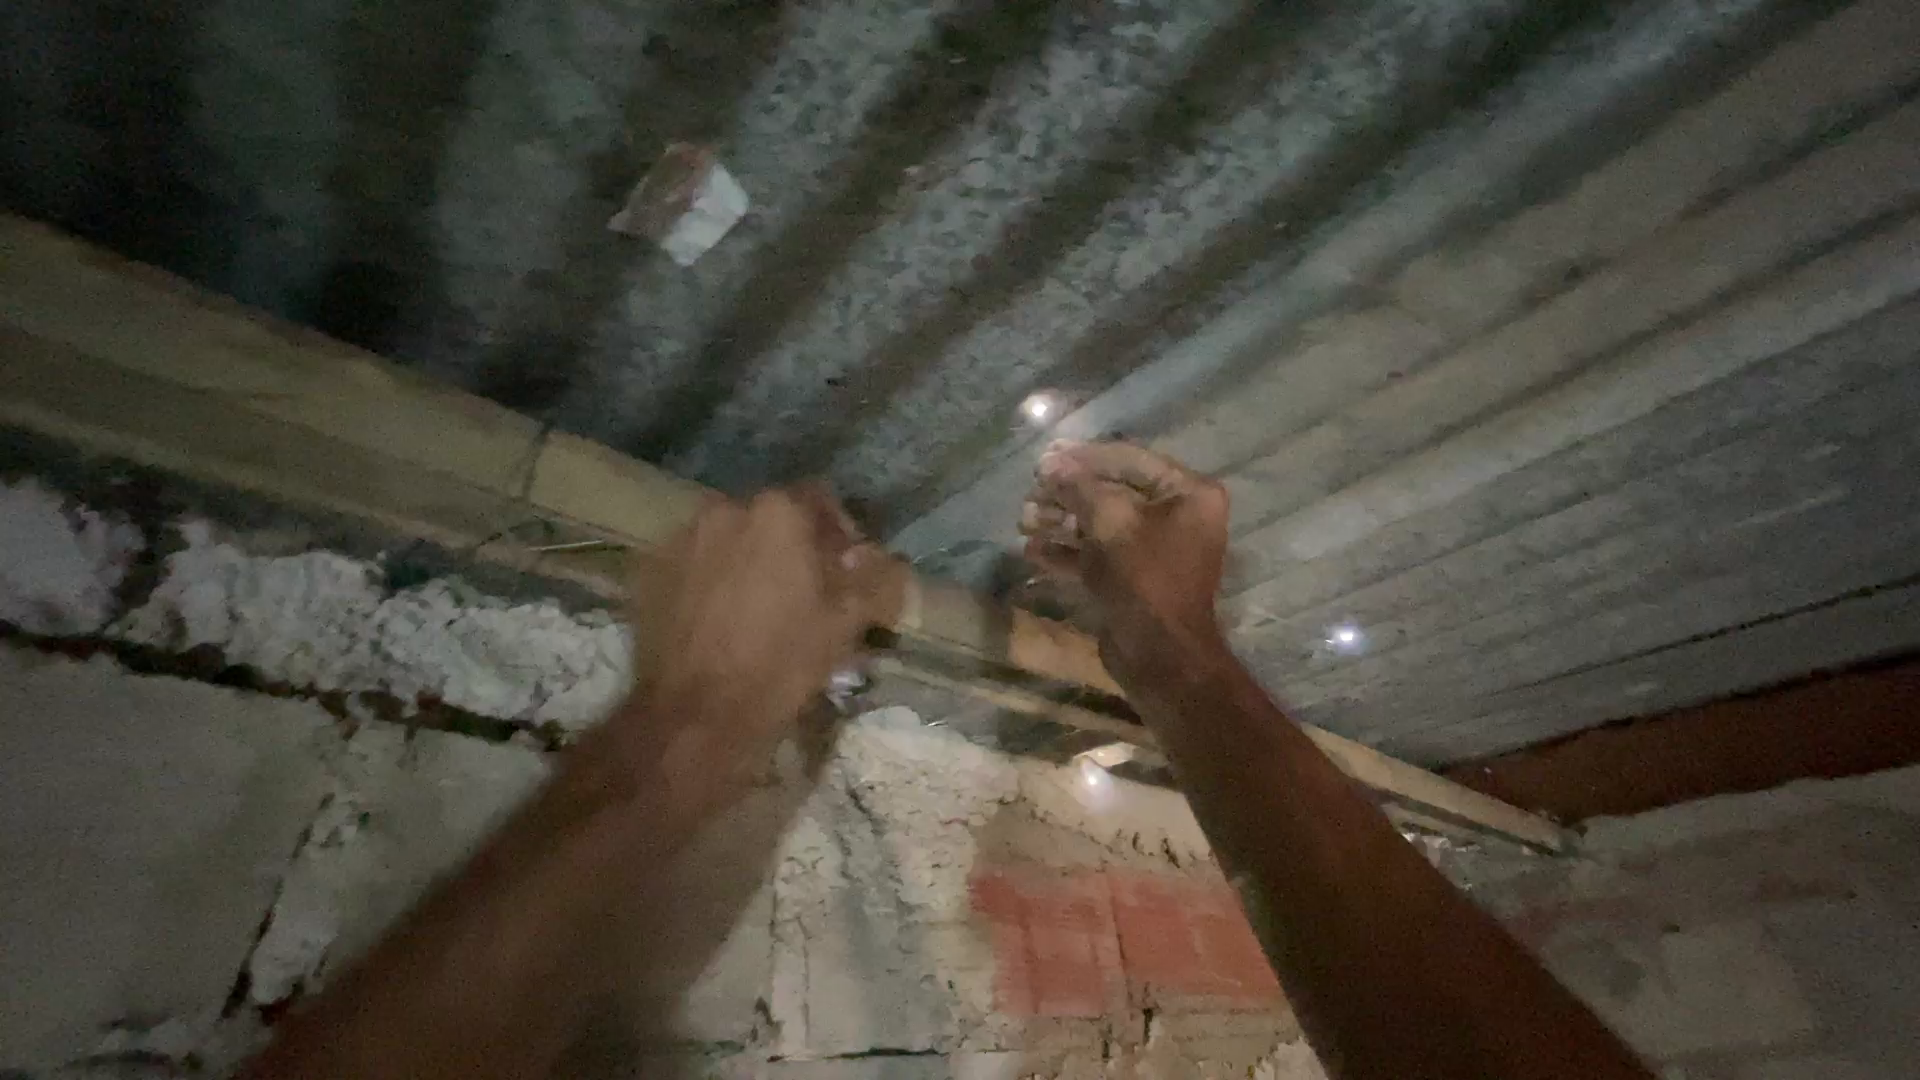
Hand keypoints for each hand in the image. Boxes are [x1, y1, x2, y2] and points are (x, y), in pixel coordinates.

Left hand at [614, 485, 902, 811]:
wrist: (696, 715)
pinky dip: (714, 580)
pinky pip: (696, 563)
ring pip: (732, 540)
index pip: (822, 499)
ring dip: (752, 561)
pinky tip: (723, 621)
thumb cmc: (783, 661)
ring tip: (762, 609)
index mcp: (778, 512)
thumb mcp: (849, 621)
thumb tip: (888, 558)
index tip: (846, 571)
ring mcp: (681, 539)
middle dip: (794, 548)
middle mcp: (725, 509)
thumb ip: (878, 577)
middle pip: (774, 518)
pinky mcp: (650, 572)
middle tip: (807, 593)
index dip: (841, 533)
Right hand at [1020, 441, 1229, 673]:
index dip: (1083, 456)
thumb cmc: (1143, 577)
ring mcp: (1154, 549)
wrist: (1159, 656)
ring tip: (1023, 520)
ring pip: (1100, 524)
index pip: (1129, 459)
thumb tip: (1050, 464)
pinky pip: (1097, 554)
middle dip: (1066, 493)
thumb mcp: (1110, 521)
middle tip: (1030, 492)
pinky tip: (1031, 550)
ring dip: (1060, 520)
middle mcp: (1176, 515)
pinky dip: (1066, 551)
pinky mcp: (1133, 578)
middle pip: (1112, 491)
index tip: (1044, 457)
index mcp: (1187, 493)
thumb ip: (1078, 485)